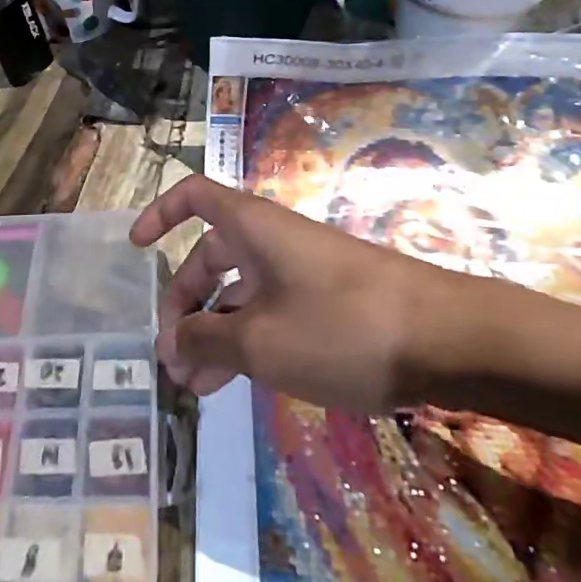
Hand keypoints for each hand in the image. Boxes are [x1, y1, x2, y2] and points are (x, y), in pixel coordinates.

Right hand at [129, 174, 501, 410]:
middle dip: (185, 301)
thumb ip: (205, 339)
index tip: (136, 248)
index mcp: (253, 229)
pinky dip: (248, 340)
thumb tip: (169, 342)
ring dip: (214, 332)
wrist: (444, 339)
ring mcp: (304, 272)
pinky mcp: (328, 303)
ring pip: (242, 292)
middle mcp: (275, 241)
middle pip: (212, 255)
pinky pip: (272, 312)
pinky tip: (236, 382)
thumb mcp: (259, 340)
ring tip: (195, 386)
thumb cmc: (339, 327)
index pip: (195, 195)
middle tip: (171, 356)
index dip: (161, 212)